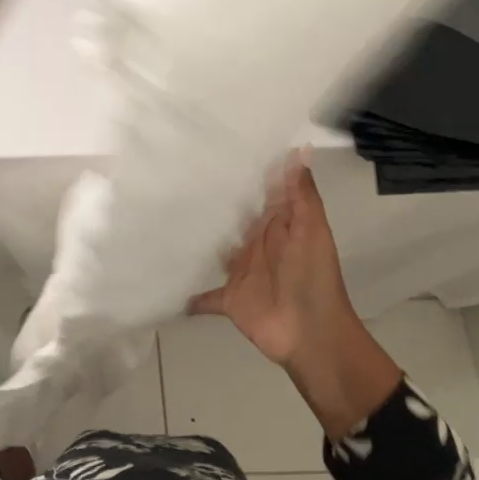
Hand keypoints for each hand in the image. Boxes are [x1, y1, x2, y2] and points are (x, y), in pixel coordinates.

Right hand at [190, 154, 402, 438]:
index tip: (219, 145)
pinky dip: (190, 296)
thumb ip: (301, 194)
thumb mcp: (312, 230)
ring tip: (166, 218)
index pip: (262, 193)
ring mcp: (243, 272)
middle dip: (216, 201)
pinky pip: (205, 296)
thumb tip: (301, 149)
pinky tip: (167, 287)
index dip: (247, 172)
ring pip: (218, 250)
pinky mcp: (229, 299)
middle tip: (180, 174)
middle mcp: (259, 244)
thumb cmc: (312, 277)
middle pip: (236, 219)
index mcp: (279, 226)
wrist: (311, 334)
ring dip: (200, 239)